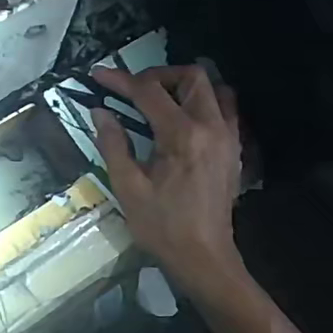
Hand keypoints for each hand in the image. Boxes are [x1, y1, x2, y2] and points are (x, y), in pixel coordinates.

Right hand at [89, 64, 247, 298]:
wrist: (203, 256)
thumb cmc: (160, 225)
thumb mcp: (127, 186)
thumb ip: (113, 143)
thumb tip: (100, 112)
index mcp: (182, 136)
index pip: (149, 92)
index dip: (120, 80)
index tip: (98, 75)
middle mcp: (211, 128)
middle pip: (192, 77)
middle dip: (158, 75)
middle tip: (131, 88)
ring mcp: (229, 137)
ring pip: (214, 89)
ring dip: (185, 86)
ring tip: (158, 99)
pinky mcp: (234, 149)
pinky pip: (225, 110)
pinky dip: (203, 102)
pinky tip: (181, 118)